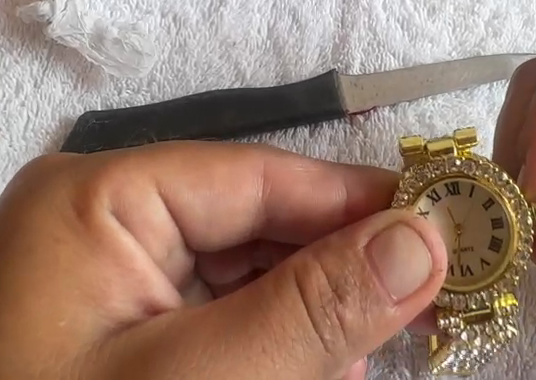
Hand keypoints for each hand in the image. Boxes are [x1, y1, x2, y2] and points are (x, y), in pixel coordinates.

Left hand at [0, 142, 447, 379]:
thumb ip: (312, 307)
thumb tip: (425, 236)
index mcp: (98, 194)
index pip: (255, 175)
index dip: (352, 199)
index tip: (440, 223)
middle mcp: (95, 217)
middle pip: (248, 225)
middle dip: (331, 269)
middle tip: (422, 305)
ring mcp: (95, 278)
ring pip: (233, 275)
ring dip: (302, 316)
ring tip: (365, 356)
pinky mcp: (101, 334)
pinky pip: (203, 317)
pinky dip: (260, 346)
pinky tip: (311, 371)